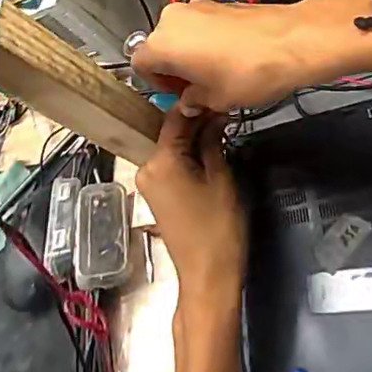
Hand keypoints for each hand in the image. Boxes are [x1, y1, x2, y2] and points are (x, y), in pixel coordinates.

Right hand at [131, 0, 331, 113]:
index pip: (140, 65)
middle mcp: (174, 18)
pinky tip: (230, 59)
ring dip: (191, 54)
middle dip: (175, 68)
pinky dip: (208, 41)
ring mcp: (198, 6)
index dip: (157, 84)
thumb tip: (190, 100)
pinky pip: (202, 25)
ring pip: (182, 34)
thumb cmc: (248, 72)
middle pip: (161, 46)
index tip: (178, 96)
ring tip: (217, 75)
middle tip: (197, 89)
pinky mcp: (220, 3)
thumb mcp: (215, 99)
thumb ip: (193, 99)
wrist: (291, 41)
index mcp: (162, 42)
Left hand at [136, 107, 245, 303]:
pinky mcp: (156, 194)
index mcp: (160, 160)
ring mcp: (149, 182)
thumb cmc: (217, 228)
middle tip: (225, 110)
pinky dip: (187, 154)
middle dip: (196, 120)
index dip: (198, 105)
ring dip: (193, 137)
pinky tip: (209, 148)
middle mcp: (146, 168)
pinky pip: (170, 163)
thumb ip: (213, 140)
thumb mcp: (220, 177)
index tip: (219, 94)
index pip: (175, 117)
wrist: (208, 278)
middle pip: (170, 131)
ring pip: (171, 147)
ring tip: (222, 126)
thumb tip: (215, 114)